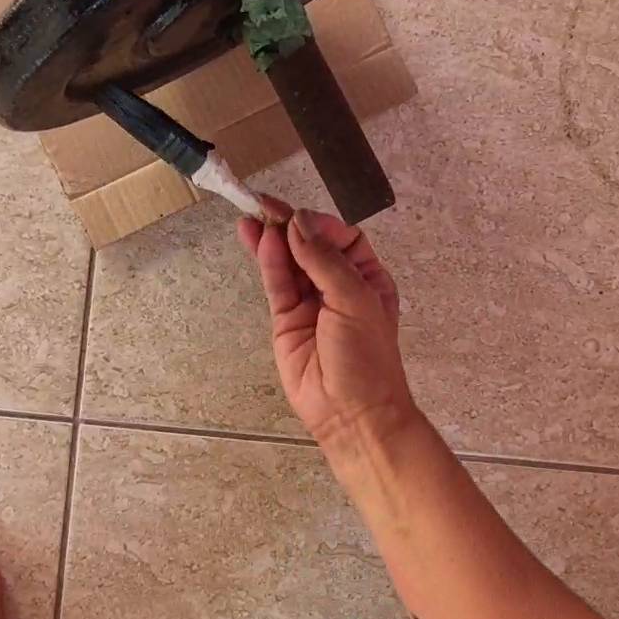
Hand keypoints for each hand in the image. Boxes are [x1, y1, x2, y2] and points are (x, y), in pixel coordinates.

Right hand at [239, 201, 417, 449]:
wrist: (352, 413)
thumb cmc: (366, 357)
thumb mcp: (355, 300)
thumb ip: (325, 260)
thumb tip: (299, 223)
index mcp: (367, 278)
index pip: (342, 238)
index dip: (320, 224)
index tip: (298, 216)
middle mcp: (338, 286)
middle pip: (311, 246)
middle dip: (290, 225)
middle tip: (263, 205)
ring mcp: (310, 303)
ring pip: (289, 262)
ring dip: (271, 239)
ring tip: (251, 216)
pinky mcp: (286, 320)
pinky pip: (277, 284)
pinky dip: (266, 261)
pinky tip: (256, 240)